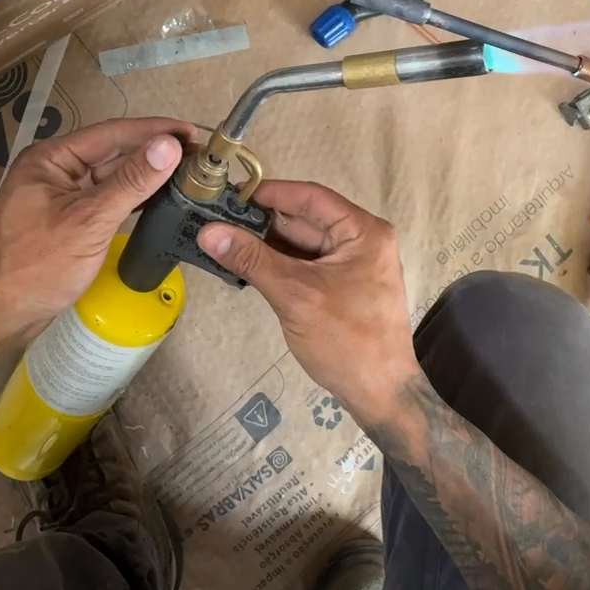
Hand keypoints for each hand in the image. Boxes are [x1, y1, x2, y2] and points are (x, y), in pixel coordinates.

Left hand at [0, 117, 195, 342]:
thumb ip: (131, 181)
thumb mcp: (89, 221)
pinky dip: (129, 195)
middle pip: (111, 151)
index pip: (112, 133)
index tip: (191, 131)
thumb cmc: (34, 268)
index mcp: (50, 159)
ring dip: (143, 173)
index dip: (155, 130)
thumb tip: (169, 146)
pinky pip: (102, 197)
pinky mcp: (63, 219)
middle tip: (196, 152)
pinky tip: (156, 196)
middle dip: (152, 150)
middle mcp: (53, 170)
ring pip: (108, 175)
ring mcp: (57, 195)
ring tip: (184, 170)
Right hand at [199, 181, 422, 425]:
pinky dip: (279, 264)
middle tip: (218, 222)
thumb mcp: (295, 295)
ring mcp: (353, 263)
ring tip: (224, 242)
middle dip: (262, 222)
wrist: (381, 396)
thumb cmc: (346, 341)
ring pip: (302, 243)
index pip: (310, 198)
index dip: (270, 193)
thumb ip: (252, 259)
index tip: (230, 195)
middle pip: (304, 220)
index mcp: (363, 231)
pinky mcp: (343, 284)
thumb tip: (208, 232)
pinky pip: (306, 263)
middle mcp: (362, 239)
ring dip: (267, 245)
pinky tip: (248, 265)